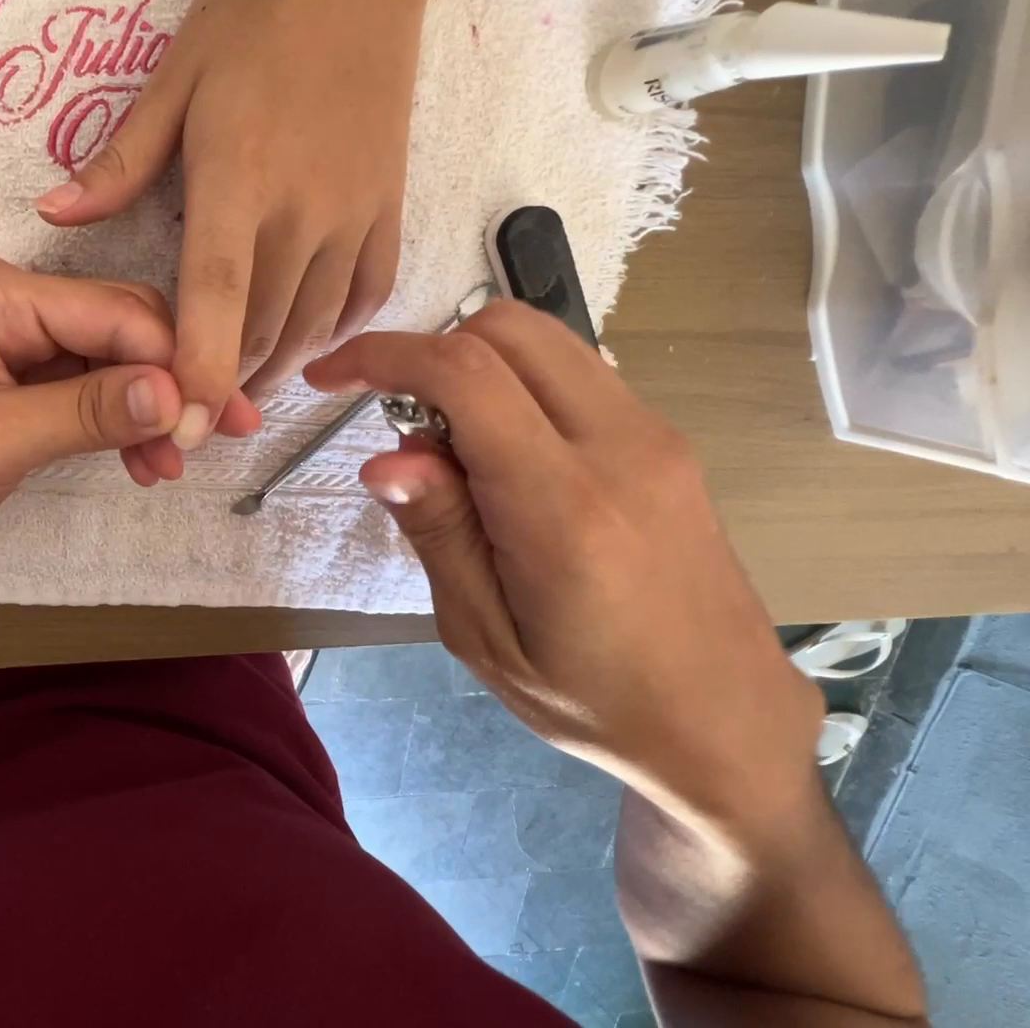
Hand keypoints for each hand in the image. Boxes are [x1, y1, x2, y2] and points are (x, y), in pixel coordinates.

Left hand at [0, 254, 260, 555]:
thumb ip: (86, 412)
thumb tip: (175, 397)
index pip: (109, 312)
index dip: (167, 360)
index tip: (211, 416)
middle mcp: (20, 302)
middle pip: (124, 329)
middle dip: (170, 383)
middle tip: (220, 434)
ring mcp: (30, 341)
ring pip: (121, 363)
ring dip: (153, 412)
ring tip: (178, 465)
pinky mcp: (37, 380)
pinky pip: (101, 392)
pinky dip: (127, 426)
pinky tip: (148, 464)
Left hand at [35, 0, 451, 445]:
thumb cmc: (255, 17)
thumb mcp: (172, 78)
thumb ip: (118, 164)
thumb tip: (55, 212)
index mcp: (236, 180)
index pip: (216, 298)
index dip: (197, 371)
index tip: (180, 429)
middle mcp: (301, 210)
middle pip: (260, 329)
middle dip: (222, 383)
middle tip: (189, 412)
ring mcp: (354, 214)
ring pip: (311, 326)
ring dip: (270, 368)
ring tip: (233, 387)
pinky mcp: (389, 210)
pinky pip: (364, 298)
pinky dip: (329, 335)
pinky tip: (299, 346)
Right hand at [304, 302, 823, 830]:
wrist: (724, 721)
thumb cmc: (588, 698)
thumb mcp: (483, 635)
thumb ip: (438, 534)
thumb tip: (384, 458)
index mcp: (562, 506)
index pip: (464, 376)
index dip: (382, 356)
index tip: (326, 377)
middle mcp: (620, 447)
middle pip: (507, 329)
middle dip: (427, 350)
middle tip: (390, 415)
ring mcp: (654, 436)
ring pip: (544, 339)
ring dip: (471, 364)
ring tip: (441, 445)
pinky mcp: (664, 442)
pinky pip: (573, 373)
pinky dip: (512, 383)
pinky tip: (496, 456)